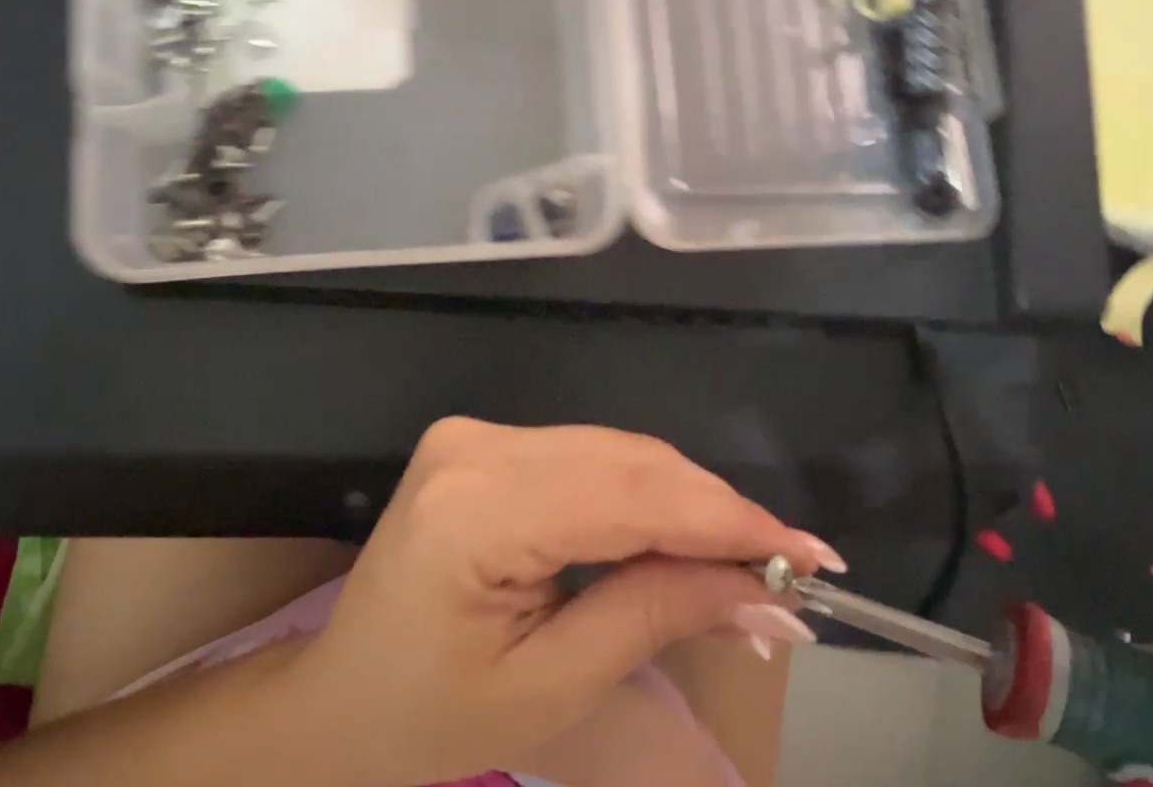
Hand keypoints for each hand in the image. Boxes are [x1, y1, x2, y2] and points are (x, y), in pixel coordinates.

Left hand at [288, 417, 840, 783]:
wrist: (341, 697)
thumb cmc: (431, 715)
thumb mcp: (554, 684)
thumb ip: (660, 615)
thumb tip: (771, 595)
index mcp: (475, 509)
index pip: (630, 494)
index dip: (729, 521)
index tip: (811, 558)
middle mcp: (474, 446)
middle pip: (629, 462)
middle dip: (717, 514)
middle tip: (789, 574)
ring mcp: (474, 436)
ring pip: (617, 454)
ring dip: (687, 505)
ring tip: (748, 565)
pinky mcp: (482, 444)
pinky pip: (589, 459)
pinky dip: (645, 497)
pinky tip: (683, 538)